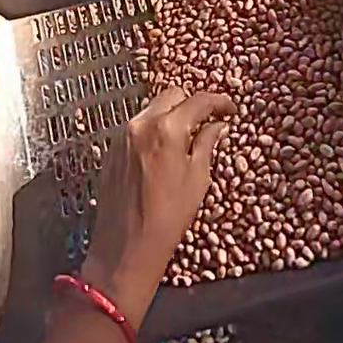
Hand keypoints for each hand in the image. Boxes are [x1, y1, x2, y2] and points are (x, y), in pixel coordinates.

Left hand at [80, 87, 233, 323]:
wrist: (126, 246)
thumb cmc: (167, 217)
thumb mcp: (198, 178)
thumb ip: (207, 144)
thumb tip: (218, 126)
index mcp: (166, 129)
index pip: (198, 101)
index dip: (219, 102)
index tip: (230, 109)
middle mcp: (141, 125)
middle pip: (172, 96)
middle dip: (193, 104)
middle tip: (210, 120)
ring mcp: (122, 136)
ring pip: (153, 109)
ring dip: (173, 115)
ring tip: (190, 135)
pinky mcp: (112, 150)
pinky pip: (138, 127)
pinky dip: (155, 129)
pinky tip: (166, 149)